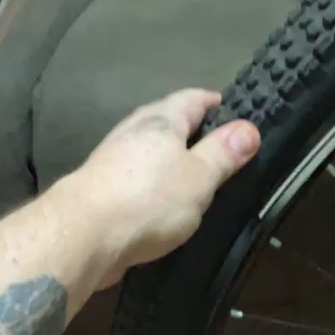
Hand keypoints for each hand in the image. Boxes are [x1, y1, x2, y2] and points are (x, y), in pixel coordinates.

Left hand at [49, 87, 260, 286]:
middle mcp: (132, 133)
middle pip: (168, 126)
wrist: (85, 236)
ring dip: (169, 167)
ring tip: (195, 185)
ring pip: (149, 157)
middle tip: (221, 156)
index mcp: (160, 120)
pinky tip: (162, 210)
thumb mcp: (198, 177)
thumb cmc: (148, 199)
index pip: (194, 98)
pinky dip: (152, 193)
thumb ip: (223, 154)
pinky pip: (136, 186)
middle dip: (193, 137)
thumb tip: (249, 128)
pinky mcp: (101, 195)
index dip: (218, 105)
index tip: (238, 118)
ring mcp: (112, 163)